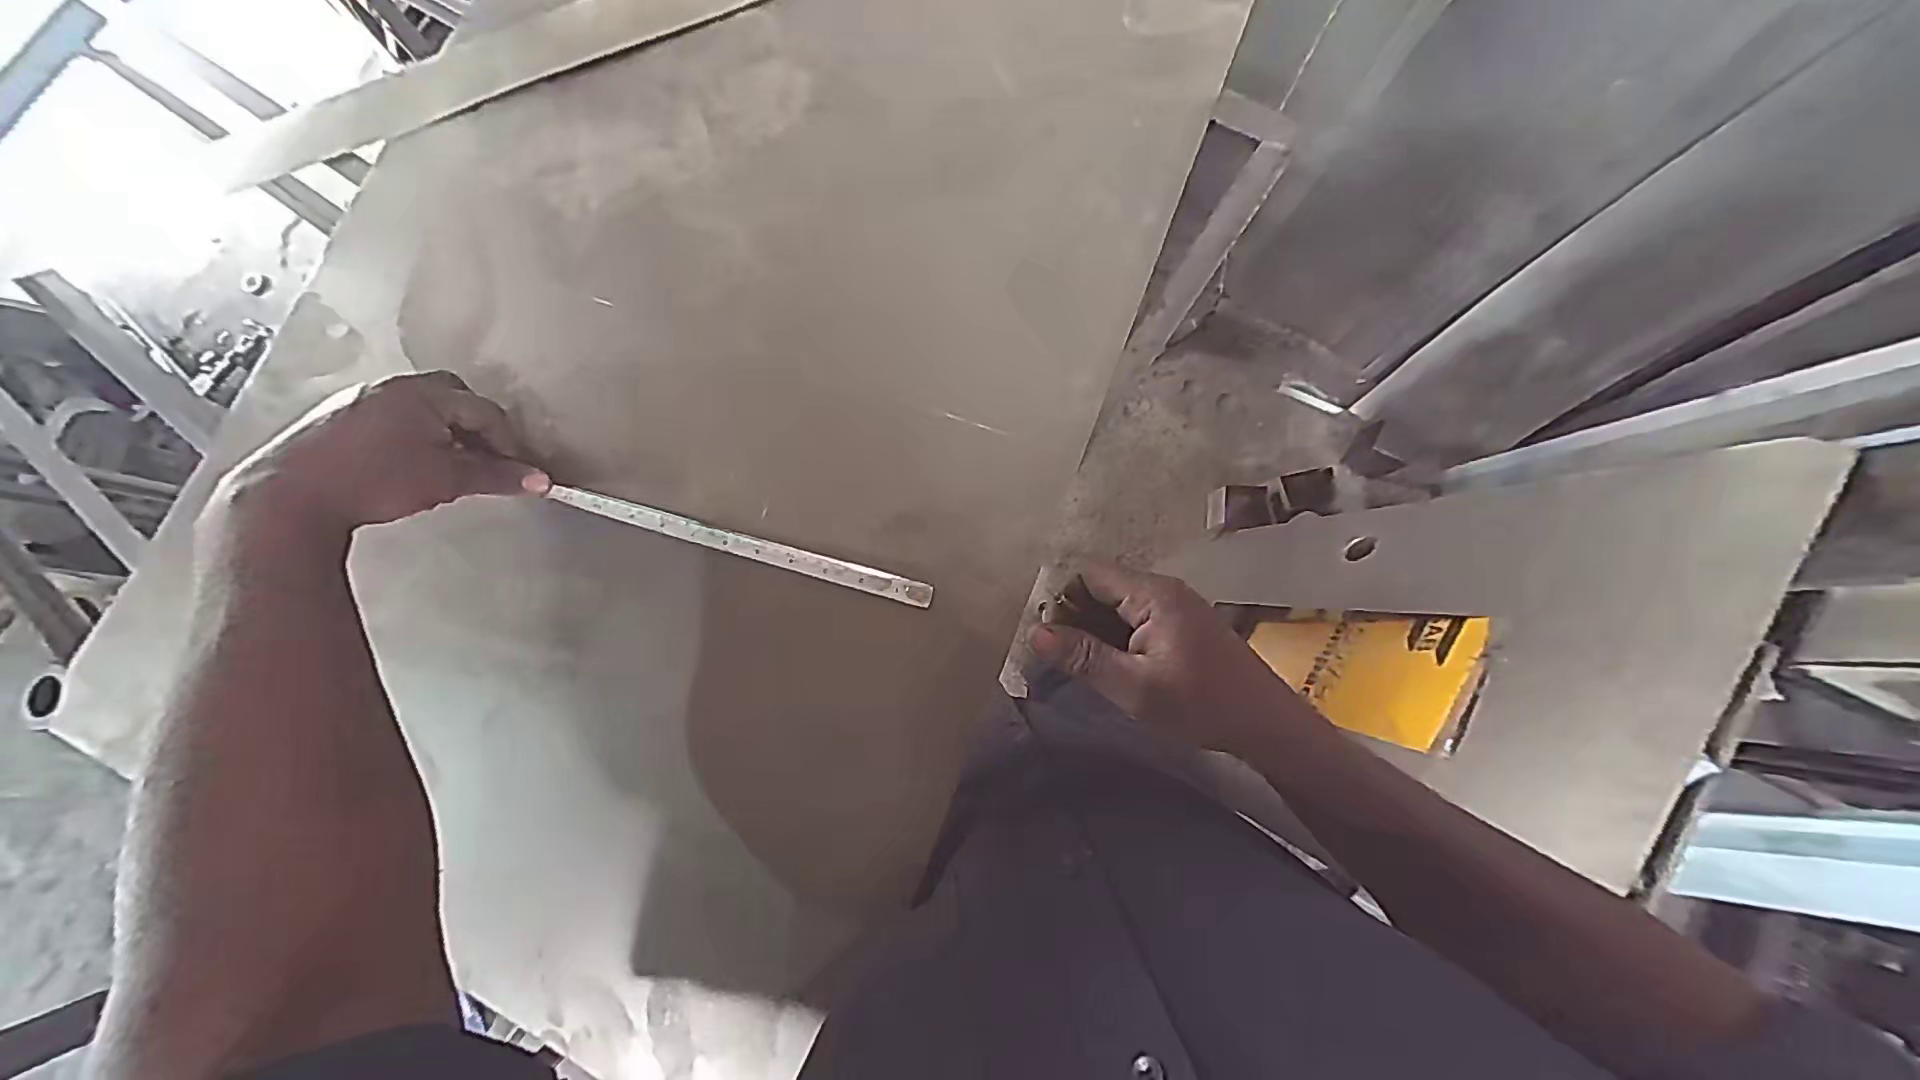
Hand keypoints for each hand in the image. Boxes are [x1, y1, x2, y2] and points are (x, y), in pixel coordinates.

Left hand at [216, 371, 549, 539]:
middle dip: (477, 427)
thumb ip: (499, 476)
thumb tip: (538, 480)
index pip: (485, 411)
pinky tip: (415, 464)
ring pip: (423, 408)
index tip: (519, 467)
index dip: (508, 441)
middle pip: (455, 398)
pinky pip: (394, 418)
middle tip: (489, 458)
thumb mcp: (449, 480)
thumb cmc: (371, 481)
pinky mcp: (339, 419)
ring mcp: (360, 401)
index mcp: (422, 394)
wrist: (292, 498)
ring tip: (453, 464)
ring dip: (446, 431)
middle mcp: (390, 388)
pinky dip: (416, 435)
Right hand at [1030, 561, 1322, 754]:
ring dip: (1094, 628)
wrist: (1268, 725)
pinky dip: (1116, 635)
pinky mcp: (1182, 623)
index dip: (1061, 598)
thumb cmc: (1202, 705)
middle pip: (1102, 586)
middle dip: (1075, 615)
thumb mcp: (1135, 688)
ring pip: (1117, 603)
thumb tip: (1035, 633)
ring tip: (1080, 664)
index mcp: (1153, 594)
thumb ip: (1084, 658)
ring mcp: (1176, 605)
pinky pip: (1135, 617)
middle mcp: (1164, 589)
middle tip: (1059, 655)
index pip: (1089, 574)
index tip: (1046, 634)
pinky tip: (1111, 665)